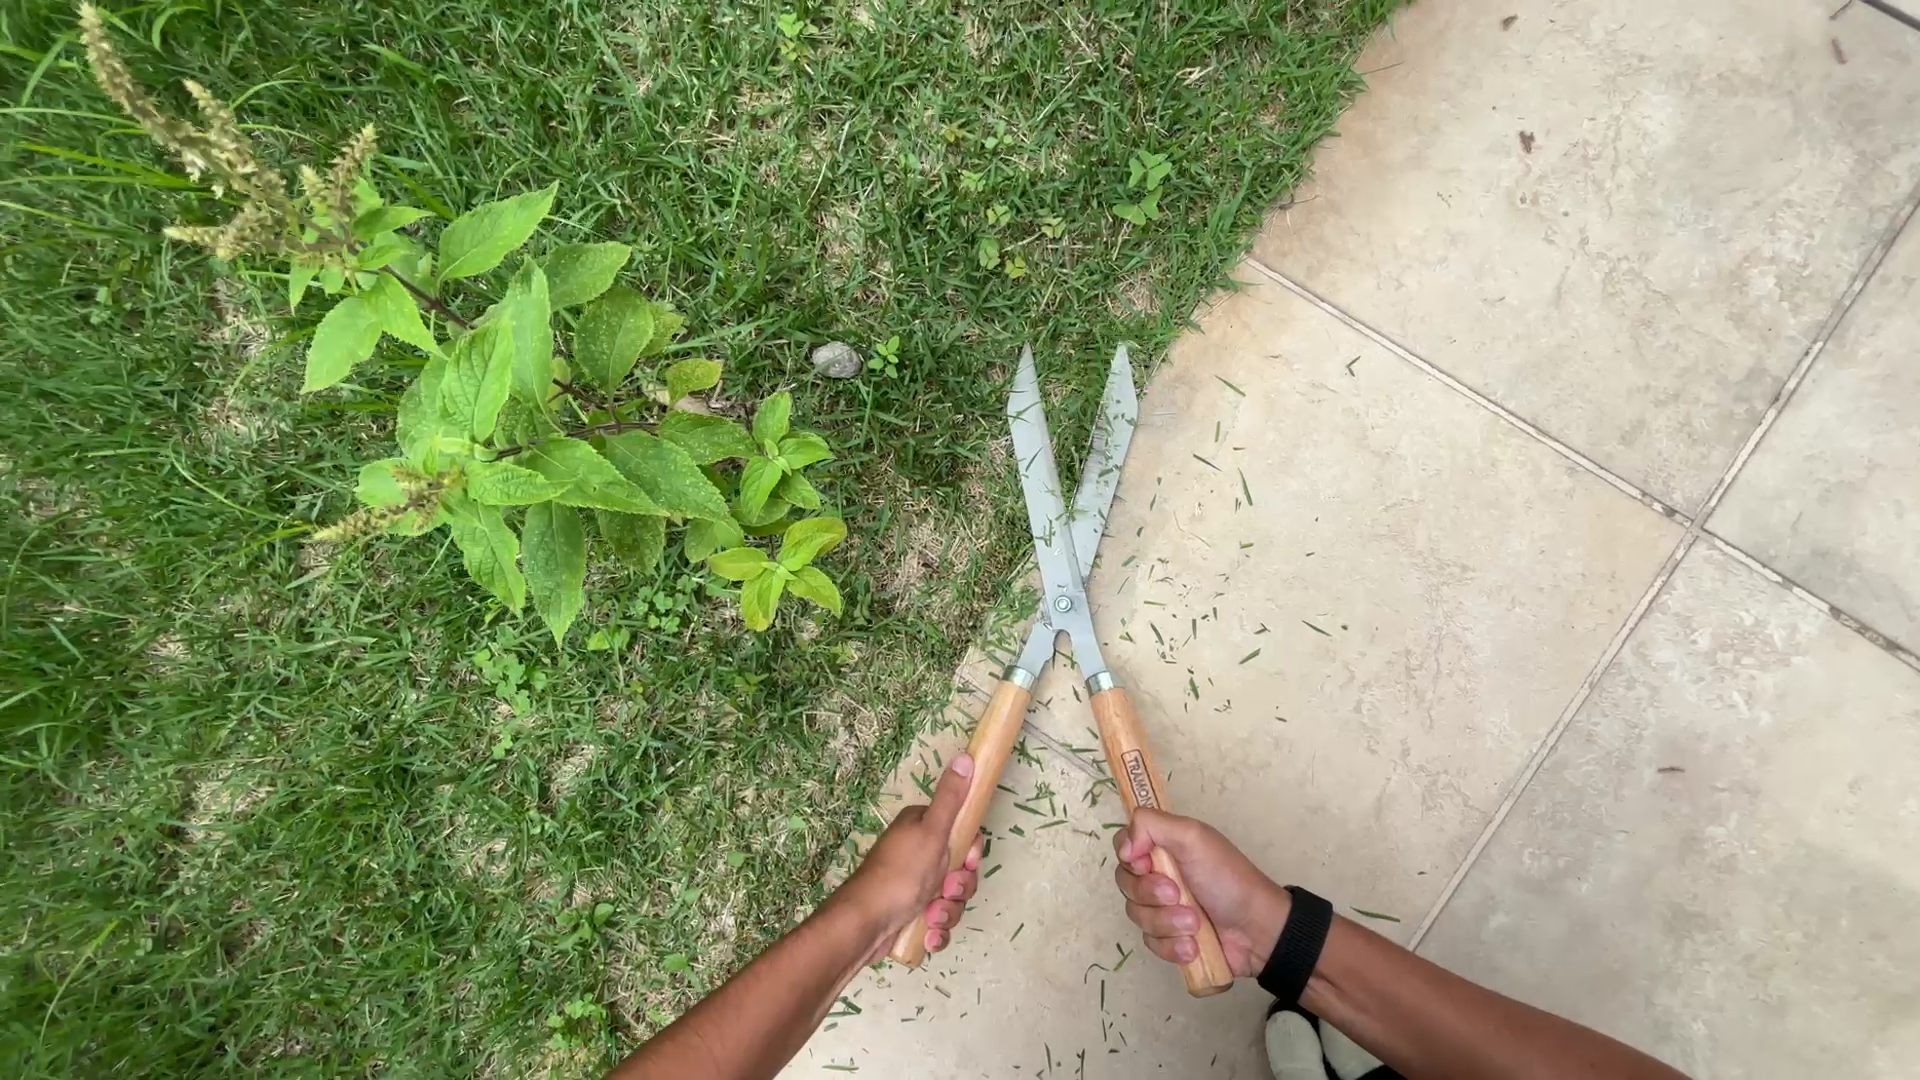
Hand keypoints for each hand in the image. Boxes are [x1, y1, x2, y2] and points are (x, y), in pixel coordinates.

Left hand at [842, 754, 981, 961]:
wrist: (864, 924)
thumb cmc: (901, 873)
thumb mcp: (932, 831)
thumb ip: (951, 798)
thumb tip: (966, 757)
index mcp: (922, 827)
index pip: (963, 835)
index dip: (970, 854)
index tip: (965, 863)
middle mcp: (918, 851)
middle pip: (960, 869)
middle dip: (958, 888)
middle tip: (946, 892)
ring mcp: (914, 883)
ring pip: (951, 897)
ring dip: (947, 912)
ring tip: (931, 918)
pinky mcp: (911, 911)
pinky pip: (938, 920)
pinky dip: (937, 930)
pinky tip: (928, 936)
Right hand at [1112, 808, 1290, 977]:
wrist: (1258, 930)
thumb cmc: (1226, 876)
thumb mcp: (1192, 836)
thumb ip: (1151, 824)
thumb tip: (1124, 848)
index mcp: (1160, 847)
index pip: (1122, 846)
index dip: (1129, 858)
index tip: (1147, 864)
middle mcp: (1156, 875)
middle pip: (1125, 883)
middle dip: (1150, 893)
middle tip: (1177, 894)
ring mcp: (1161, 909)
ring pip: (1136, 915)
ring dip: (1166, 922)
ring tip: (1195, 923)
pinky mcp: (1169, 939)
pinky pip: (1151, 943)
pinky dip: (1172, 946)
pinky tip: (1193, 946)